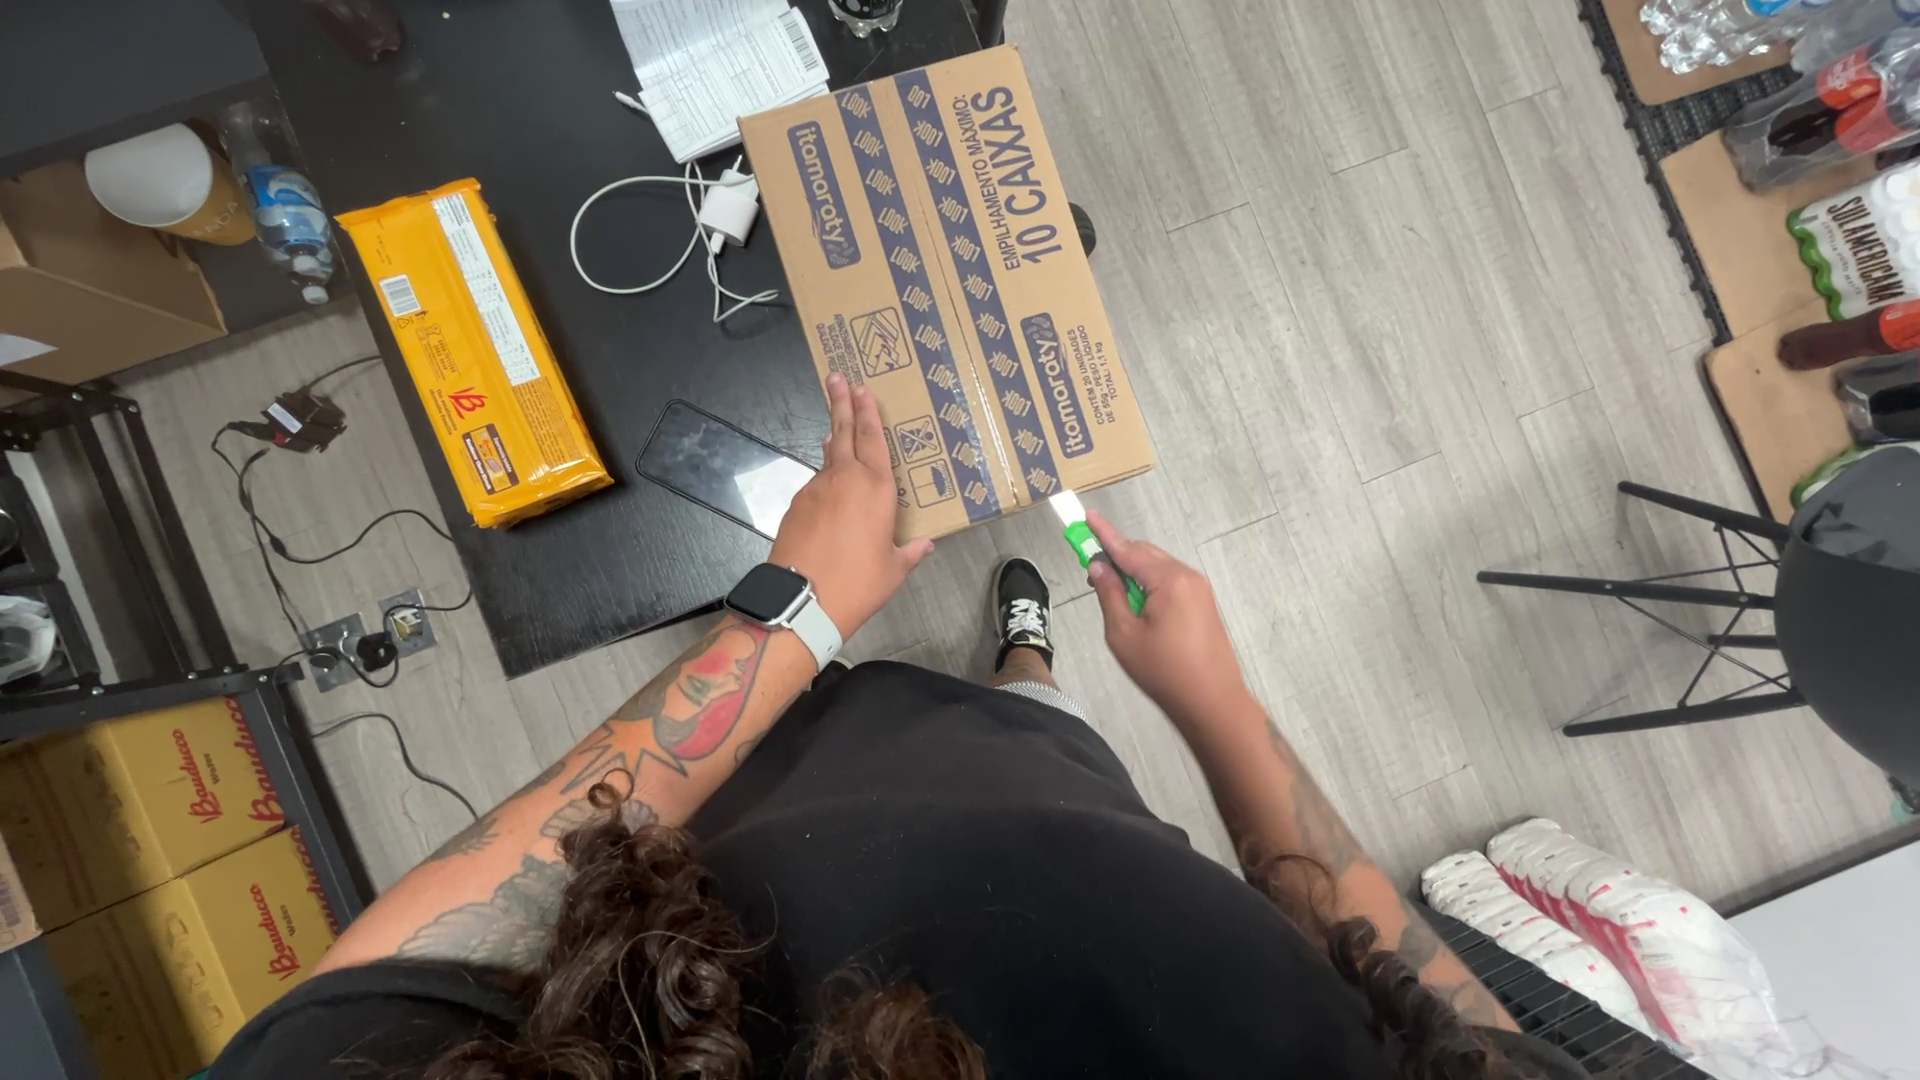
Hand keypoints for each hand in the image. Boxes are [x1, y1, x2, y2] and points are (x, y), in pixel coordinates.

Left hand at [769, 372, 932, 637]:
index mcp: (876, 489)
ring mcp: (815, 490)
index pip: (873, 439)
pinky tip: (829, 486)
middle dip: (842, 403)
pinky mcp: (796, 507)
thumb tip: (926, 545)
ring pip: (828, 459)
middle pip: (844, 432)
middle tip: (837, 378)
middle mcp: (845, 480)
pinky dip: (824, 477)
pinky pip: (816, 484)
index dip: (868, 412)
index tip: (862, 388)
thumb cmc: (858, 584)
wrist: (802, 602)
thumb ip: (910, 552)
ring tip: (837, 429)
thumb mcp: (893, 570)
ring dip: (834, 441)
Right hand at [1084, 511, 1254, 729]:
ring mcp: (1199, 589)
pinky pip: (1169, 580)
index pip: (1127, 549)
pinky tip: (1136, 604)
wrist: (1212, 702)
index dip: (1103, 534)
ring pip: (1157, 566)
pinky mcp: (1203, 603)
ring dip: (1132, 571)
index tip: (1086, 516)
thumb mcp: (1124, 634)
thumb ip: (1109, 594)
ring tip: (1111, 592)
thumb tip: (1099, 566)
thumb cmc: (1163, 671)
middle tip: (1090, 568)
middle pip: (1144, 553)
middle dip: (1117, 555)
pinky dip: (1148, 583)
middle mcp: (1187, 576)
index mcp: (1168, 580)